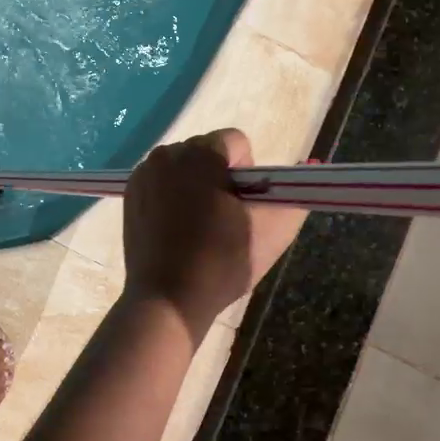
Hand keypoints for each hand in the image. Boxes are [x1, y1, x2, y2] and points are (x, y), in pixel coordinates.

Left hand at [121, 129, 306, 337]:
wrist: (167, 298)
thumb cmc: (221, 262)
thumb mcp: (271, 230)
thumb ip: (294, 194)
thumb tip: (309, 166)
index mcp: (199, 154)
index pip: (236, 142)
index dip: (249, 174)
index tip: (244, 206)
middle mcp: (167, 152)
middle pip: (208, 151)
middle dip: (221, 177)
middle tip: (224, 219)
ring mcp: (143, 171)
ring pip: (184, 165)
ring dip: (196, 185)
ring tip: (200, 227)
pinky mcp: (130, 191)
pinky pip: (162, 180)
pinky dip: (172, 195)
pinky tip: (176, 229)